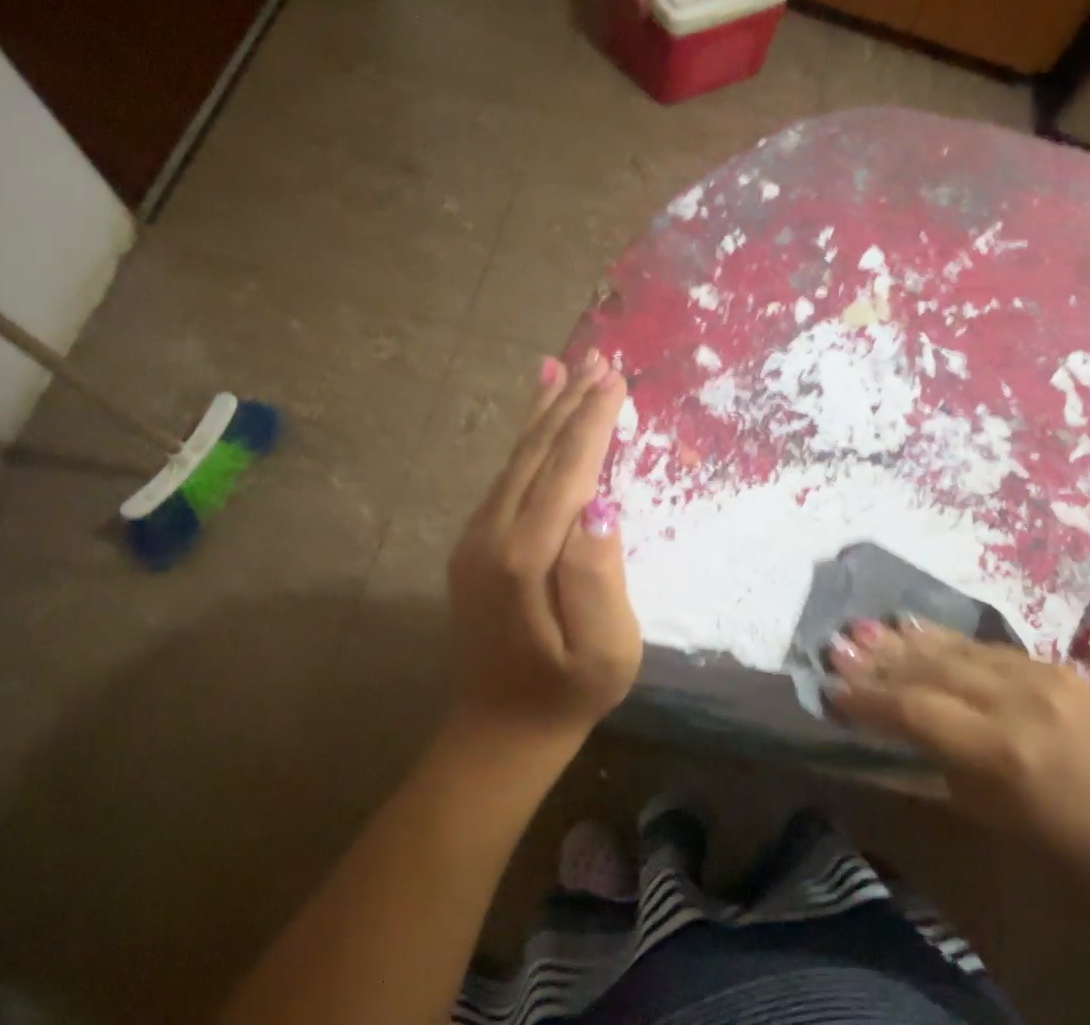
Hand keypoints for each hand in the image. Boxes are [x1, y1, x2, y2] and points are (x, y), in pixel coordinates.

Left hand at [446, 350, 640, 735]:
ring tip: (564, 369)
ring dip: (544, 414)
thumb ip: (601, 576)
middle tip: (599, 357)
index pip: (567, 471)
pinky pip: (504, 479)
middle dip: (569, 403)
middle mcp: (491, 535)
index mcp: (526, 556)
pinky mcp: (474, 548)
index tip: (616, 379)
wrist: (500, 731)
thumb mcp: (607, 650)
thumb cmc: (570, 693)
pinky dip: (525, 443)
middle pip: (536, 453)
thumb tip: (600, 505)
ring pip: (515, 460)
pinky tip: (535, 422)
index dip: (592, 423)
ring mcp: (475, 540)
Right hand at [829, 619, 1089, 876]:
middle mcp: (1019, 702)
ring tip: (864, 629)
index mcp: (999, 751)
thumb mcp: (981, 814)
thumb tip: (882, 725)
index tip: (830, 687)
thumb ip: (929, 762)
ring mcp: (1043, 678)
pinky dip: (947, 641)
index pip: (915, 709)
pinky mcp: (1056, 669)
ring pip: (959, 650)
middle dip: (880, 659)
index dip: (867, 696)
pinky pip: (987, 649)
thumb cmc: (1058, 848)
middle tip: (835, 645)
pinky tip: (918, 630)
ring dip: (907, 641)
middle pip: (933, 669)